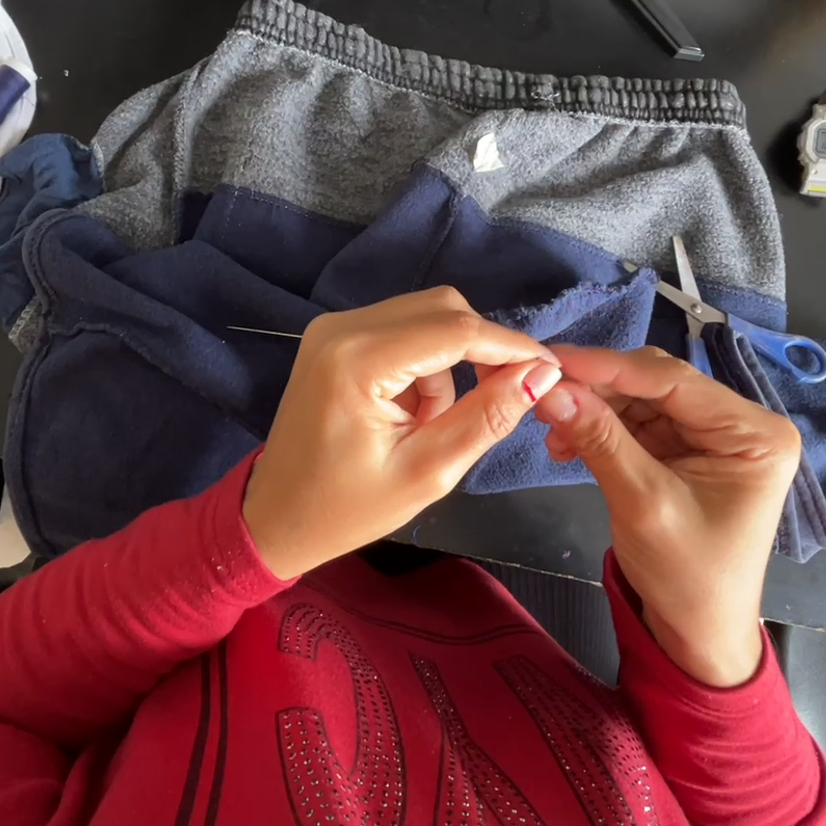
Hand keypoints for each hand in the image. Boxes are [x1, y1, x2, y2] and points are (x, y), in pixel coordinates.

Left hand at [243, 288, 560, 579]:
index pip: (456, 330)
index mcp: (357, 360)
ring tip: (429, 424)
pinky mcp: (333, 335)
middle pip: (442, 309)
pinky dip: (422, 364)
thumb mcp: (429, 471)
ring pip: (425, 316)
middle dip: (479, 351)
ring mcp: (333, 326)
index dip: (511, 346)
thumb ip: (487, 415)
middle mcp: (342, 326)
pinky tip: (408, 412)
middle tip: (497, 400)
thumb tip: (541, 373)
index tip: (550, 369)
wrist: (274, 516)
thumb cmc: (347, 508)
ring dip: (447, 363)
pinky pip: (401, 329)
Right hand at [532, 345, 800, 686]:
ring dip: (591, 407)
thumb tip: (547, 388)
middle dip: (597, 387)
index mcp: (754, 433)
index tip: (551, 360)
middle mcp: (737, 423)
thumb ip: (599, 438)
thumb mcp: (642, 503)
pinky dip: (596, 426)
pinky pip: (632, 421)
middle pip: (655, 383)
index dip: (608, 366)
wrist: (696, 634)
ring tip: (548, 425)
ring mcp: (708, 435)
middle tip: (541, 391)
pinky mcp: (681, 449)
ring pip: (637, 398)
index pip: (673, 380)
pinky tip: (565, 441)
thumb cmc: (687, 577)